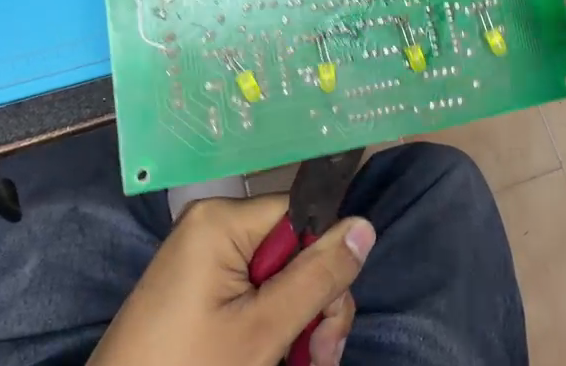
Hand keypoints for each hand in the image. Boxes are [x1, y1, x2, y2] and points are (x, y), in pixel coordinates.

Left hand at [89, 195, 375, 365]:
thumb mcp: (263, 330)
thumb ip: (317, 276)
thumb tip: (365, 224)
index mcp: (222, 220)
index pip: (301, 214)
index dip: (325, 263)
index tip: (330, 319)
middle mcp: (213, 227)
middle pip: (294, 249)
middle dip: (314, 306)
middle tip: (318, 359)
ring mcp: (204, 259)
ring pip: (279, 278)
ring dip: (298, 324)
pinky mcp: (200, 289)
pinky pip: (253, 294)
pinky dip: (272, 327)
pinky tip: (277, 359)